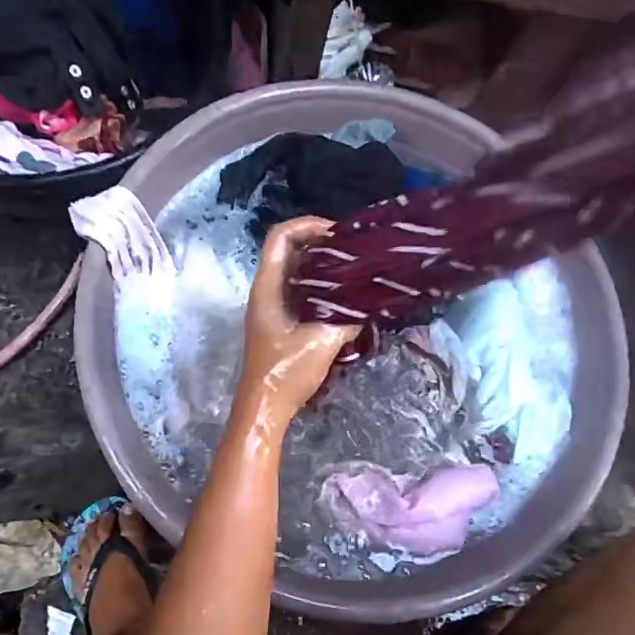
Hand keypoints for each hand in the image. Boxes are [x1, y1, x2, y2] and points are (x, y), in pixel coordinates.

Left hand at [235, 218, 360, 428]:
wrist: (265, 408)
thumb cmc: (286, 373)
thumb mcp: (322, 342)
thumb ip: (347, 317)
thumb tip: (369, 301)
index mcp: (268, 288)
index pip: (280, 237)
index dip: (308, 225)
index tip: (339, 234)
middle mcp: (265, 291)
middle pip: (289, 250)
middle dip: (320, 244)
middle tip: (353, 251)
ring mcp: (270, 307)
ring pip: (295, 272)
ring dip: (321, 266)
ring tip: (353, 270)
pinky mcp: (279, 323)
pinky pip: (299, 291)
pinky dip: (319, 287)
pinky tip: (343, 298)